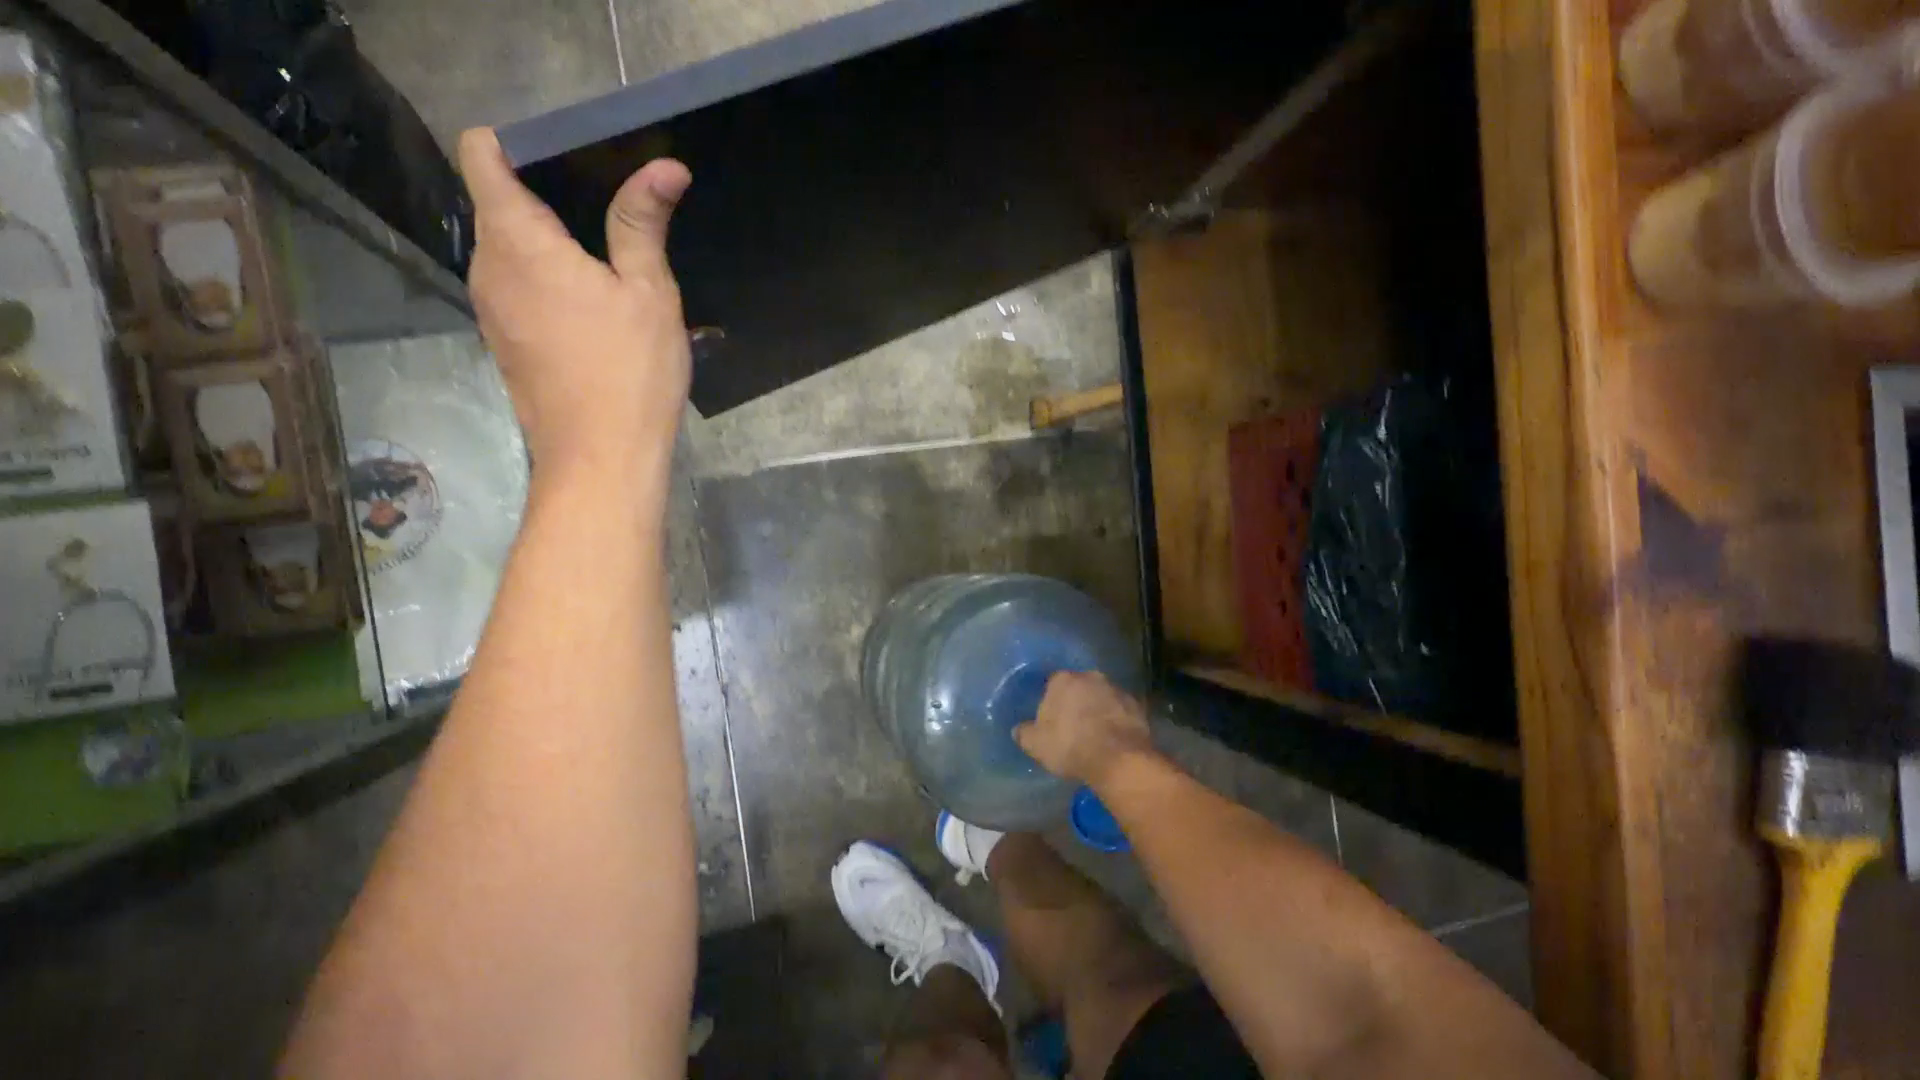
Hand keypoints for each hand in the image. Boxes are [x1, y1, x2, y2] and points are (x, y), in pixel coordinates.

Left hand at [457, 128, 693, 478]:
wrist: (599, 461)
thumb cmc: (629, 372)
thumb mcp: (649, 292)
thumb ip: (642, 222)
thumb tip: (664, 166)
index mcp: (517, 242)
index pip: (482, 155)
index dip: (519, 142)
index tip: (574, 155)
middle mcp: (487, 267)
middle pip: (499, 201)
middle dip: (548, 192)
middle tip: (616, 208)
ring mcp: (490, 307)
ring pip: (509, 247)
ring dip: (552, 240)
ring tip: (612, 256)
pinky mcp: (503, 340)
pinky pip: (517, 285)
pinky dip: (548, 277)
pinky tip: (595, 304)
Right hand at [1013, 672, 1155, 786]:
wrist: (1118, 758)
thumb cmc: (1070, 746)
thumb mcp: (1036, 745)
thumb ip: (1024, 733)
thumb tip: (1019, 729)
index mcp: (1063, 680)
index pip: (1052, 685)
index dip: (1051, 703)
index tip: (1051, 721)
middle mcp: (1091, 677)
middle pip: (1079, 688)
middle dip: (1076, 703)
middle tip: (1073, 727)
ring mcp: (1117, 689)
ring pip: (1102, 697)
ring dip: (1098, 710)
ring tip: (1095, 736)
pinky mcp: (1137, 706)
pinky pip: (1121, 711)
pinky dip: (1117, 721)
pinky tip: (1114, 740)